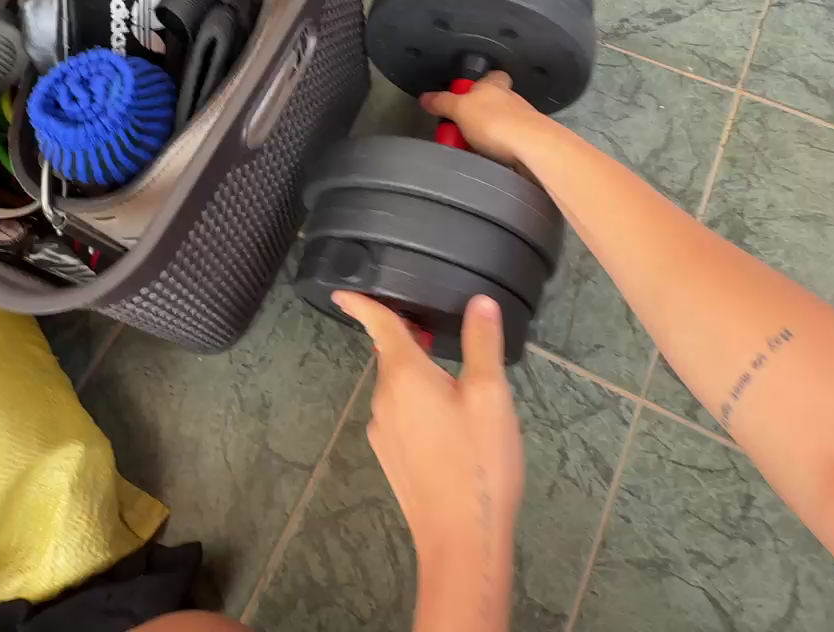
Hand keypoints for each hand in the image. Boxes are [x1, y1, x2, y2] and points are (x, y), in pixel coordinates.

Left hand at [332, 291, 523, 630]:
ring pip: (397, 389)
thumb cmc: (477, 460)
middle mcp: (384, 399)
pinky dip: (417, 405)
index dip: (362, 304)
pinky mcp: (391, 459)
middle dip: (408, 341)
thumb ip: (482, 343)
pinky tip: (448, 425)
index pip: (379, 327)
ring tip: (455, 384)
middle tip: (437, 333)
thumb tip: (479, 302)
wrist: (461, 541)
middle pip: (391, 357)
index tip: (342, 292)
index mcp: (405, 375)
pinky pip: (400, 416)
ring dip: (417, 377)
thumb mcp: (491, 395)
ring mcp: (384, 433)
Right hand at [419, 71, 549, 169]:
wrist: (532, 149)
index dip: (476, 85)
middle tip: (457, 130)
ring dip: (483, 137)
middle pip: (490, 104)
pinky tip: (485, 160)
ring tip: (468, 150)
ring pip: (497, 126)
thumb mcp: (459, 108)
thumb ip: (442, 102)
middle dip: (473, 117)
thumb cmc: (495, 121)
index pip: (489, 76)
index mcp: (495, 85)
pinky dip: (494, 153)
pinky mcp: (527, 143)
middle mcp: (511, 100)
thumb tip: (425, 97)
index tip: (462, 97)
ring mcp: (522, 122)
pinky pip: (505, 146)